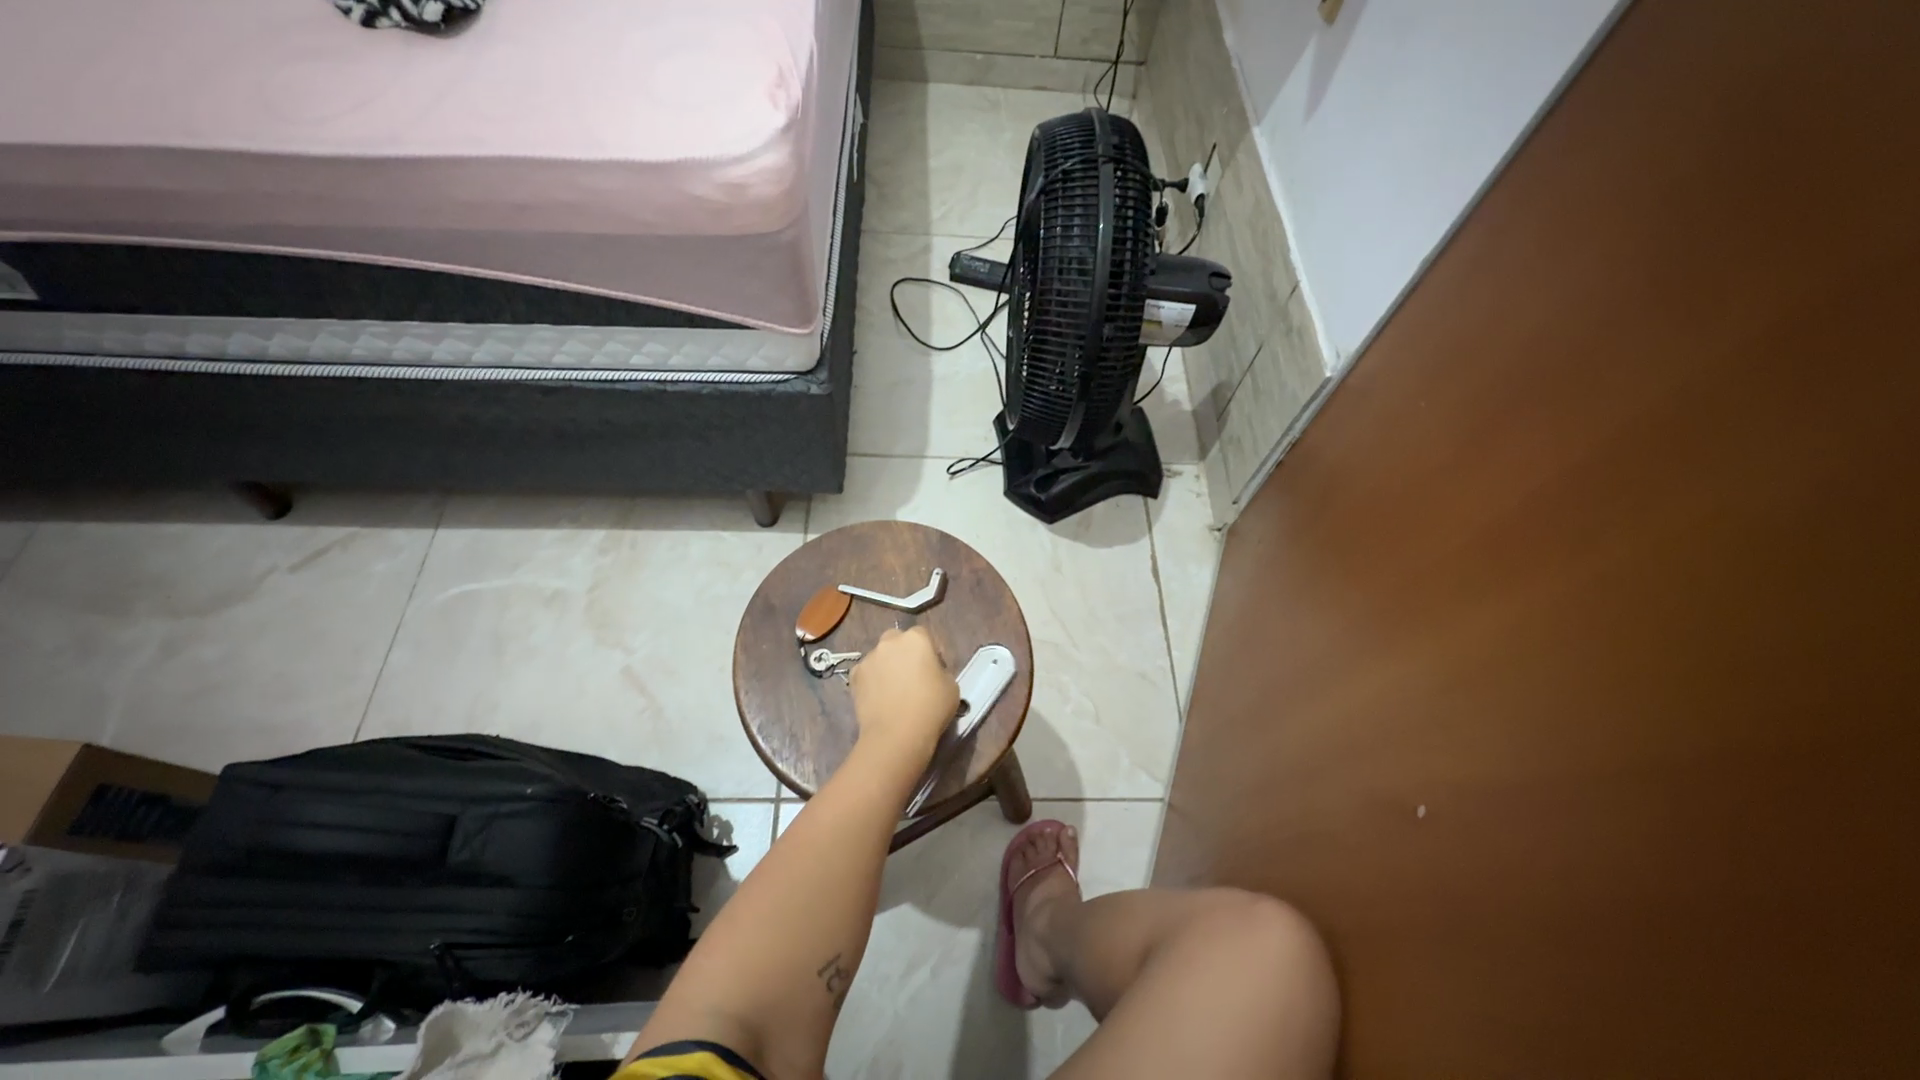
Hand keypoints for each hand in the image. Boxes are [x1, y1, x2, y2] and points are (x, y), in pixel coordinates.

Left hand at [849, 626, 958, 764]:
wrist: (897, 734)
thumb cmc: (931, 707)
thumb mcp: (952, 685)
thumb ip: (940, 670)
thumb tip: (929, 672)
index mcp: (916, 638)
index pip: (924, 636)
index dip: (930, 651)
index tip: (934, 669)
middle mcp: (889, 642)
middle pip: (897, 641)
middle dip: (904, 653)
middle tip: (912, 676)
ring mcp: (868, 658)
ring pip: (880, 657)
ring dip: (887, 667)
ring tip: (893, 690)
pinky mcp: (854, 676)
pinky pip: (866, 673)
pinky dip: (872, 681)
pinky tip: (879, 698)